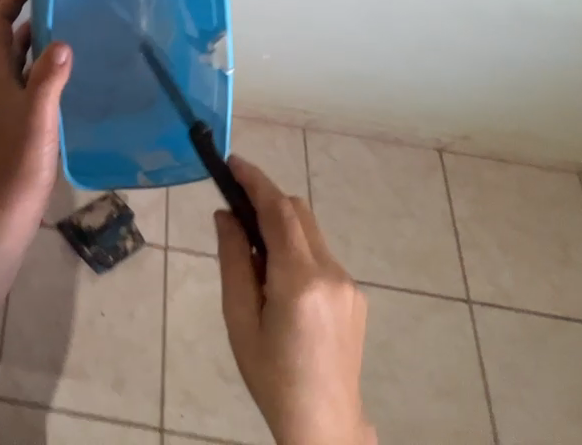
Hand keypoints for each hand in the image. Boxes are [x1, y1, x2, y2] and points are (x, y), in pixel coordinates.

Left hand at [0, 0, 71, 209]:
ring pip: (13, 51)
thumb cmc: (23, 154)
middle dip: (9, 6)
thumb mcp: (39, 112)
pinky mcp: (23, 109)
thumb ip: (48, 77)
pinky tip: (59, 55)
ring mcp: (10, 95)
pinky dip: (38, 53)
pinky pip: (28, 69)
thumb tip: (59, 40)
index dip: (5, 0)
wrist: (14, 196)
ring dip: (24, 27)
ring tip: (45, 10)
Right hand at [216, 157, 374, 444]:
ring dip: (281, 227)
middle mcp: (331, 272)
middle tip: (233, 209)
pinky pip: (320, 255)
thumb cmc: (270, 374)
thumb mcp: (239, 318)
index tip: (232, 162)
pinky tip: (279, 282)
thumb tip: (225, 215)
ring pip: (310, 232)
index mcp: (298, 279)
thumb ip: (233, 259)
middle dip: (266, 200)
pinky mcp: (355, 296)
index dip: (254, 180)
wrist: (323, 422)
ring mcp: (348, 284)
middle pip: (297, 212)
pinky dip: (296, 250)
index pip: (277, 210)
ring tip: (253, 258)